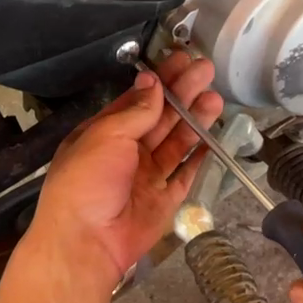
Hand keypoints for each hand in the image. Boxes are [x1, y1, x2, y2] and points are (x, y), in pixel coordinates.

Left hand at [28, 52, 220, 294]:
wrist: (86, 242)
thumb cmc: (86, 182)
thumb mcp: (105, 136)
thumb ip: (135, 111)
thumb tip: (153, 83)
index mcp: (104, 133)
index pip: (137, 100)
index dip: (160, 80)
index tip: (182, 60)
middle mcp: (126, 152)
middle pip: (160, 117)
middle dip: (183, 94)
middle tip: (206, 71)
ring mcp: (147, 177)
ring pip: (176, 142)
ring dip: (195, 119)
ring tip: (216, 98)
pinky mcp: (164, 200)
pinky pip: (186, 174)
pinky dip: (200, 156)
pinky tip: (214, 136)